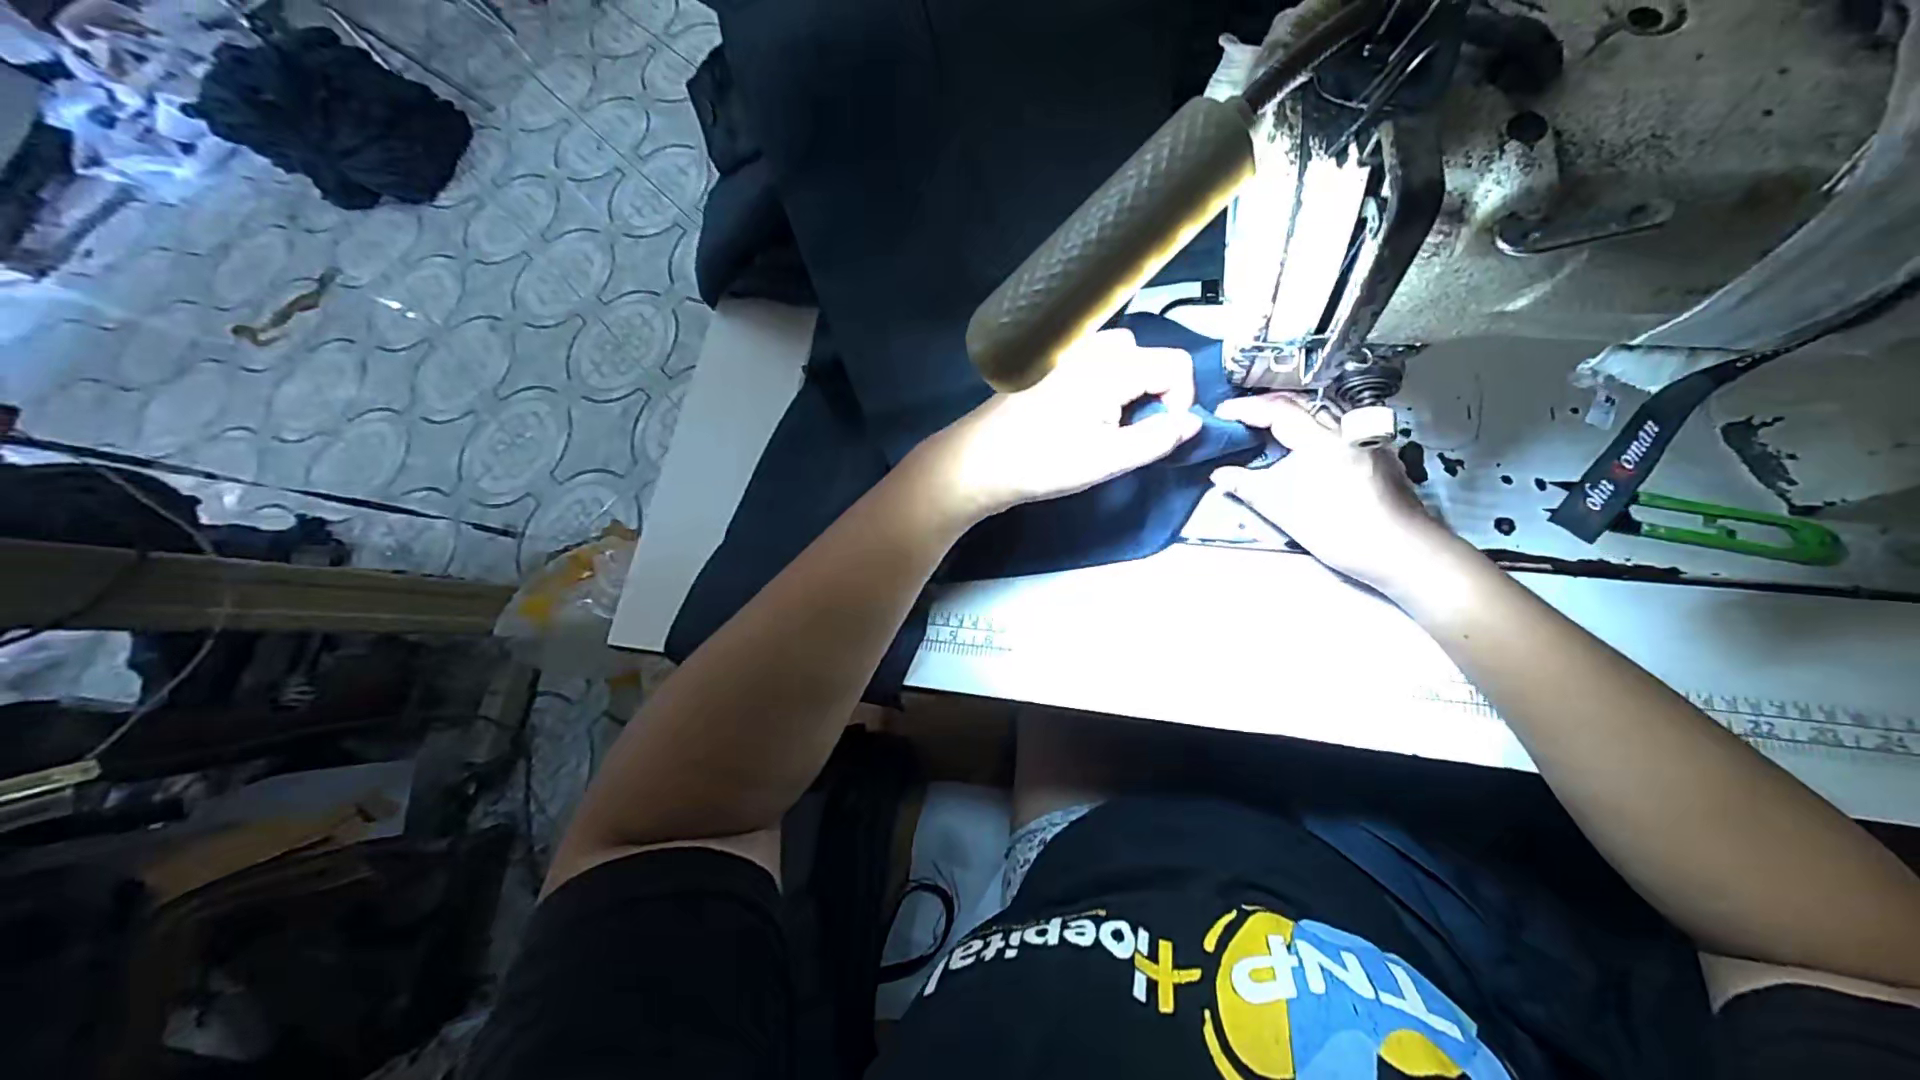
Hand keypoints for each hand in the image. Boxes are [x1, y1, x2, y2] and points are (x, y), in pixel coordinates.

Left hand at [907, 328, 1204, 522]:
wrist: (978, 462)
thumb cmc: (1043, 462)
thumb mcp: (1109, 459)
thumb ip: (1158, 439)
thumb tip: (1193, 422)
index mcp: (1112, 365)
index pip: (1176, 363)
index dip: (1182, 398)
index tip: (1163, 432)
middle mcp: (1091, 347)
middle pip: (1148, 355)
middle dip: (1154, 392)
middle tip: (1131, 431)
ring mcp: (1066, 352)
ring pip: (1119, 355)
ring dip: (1128, 385)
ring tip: (1108, 424)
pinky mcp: (1048, 364)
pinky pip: (1092, 360)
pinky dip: (1103, 381)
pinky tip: (1081, 414)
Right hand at [1209, 393, 1464, 595]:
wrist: (1402, 550)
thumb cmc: (1340, 532)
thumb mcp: (1285, 511)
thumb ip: (1248, 487)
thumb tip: (1219, 475)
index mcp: (1322, 441)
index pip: (1277, 410)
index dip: (1244, 409)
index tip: (1220, 414)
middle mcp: (1346, 428)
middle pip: (1300, 402)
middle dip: (1264, 405)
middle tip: (1236, 416)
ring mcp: (1364, 436)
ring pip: (1320, 409)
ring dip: (1288, 411)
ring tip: (1262, 423)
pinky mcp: (1373, 447)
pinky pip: (1335, 422)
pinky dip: (1309, 423)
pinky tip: (1297, 441)